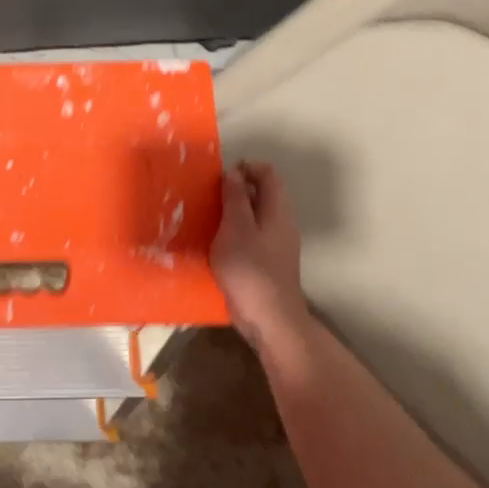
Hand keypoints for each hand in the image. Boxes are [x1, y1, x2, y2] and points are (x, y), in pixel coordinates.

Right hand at [211, 161, 308, 351]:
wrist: (269, 319)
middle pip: (263, 194)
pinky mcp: (266, 263)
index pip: (269, 175)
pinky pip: (250, 236)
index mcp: (278, 212)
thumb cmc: (250, 269)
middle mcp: (281, 224)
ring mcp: (275, 246)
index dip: (247, 168)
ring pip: (255, 216)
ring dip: (233, 211)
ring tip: (208, 215)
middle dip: (237, 188)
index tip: (222, 176)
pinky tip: (215, 242)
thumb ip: (236, 199)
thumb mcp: (236, 228)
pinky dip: (234, 231)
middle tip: (209, 194)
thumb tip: (234, 173)